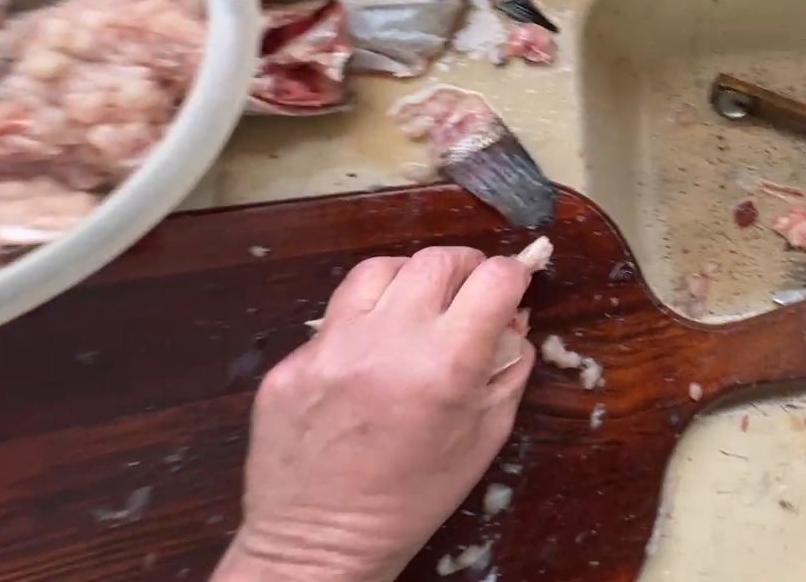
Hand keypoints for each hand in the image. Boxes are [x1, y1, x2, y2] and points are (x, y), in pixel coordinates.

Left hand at [214, 247, 534, 581]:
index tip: (513, 287)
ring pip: (381, 269)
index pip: (496, 277)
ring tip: (416, 306)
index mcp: (448, 362)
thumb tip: (512, 316)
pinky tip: (371, 352)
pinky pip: (337, 315)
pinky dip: (366, 319)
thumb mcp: (492, 429)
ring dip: (410, 279)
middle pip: (439, 258)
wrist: (318, 547)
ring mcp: (332, 351)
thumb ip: (511, 362)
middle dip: (466, 268)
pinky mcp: (290, 366)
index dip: (515, 274)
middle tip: (467, 293)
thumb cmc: (421, 492)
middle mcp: (390, 343)